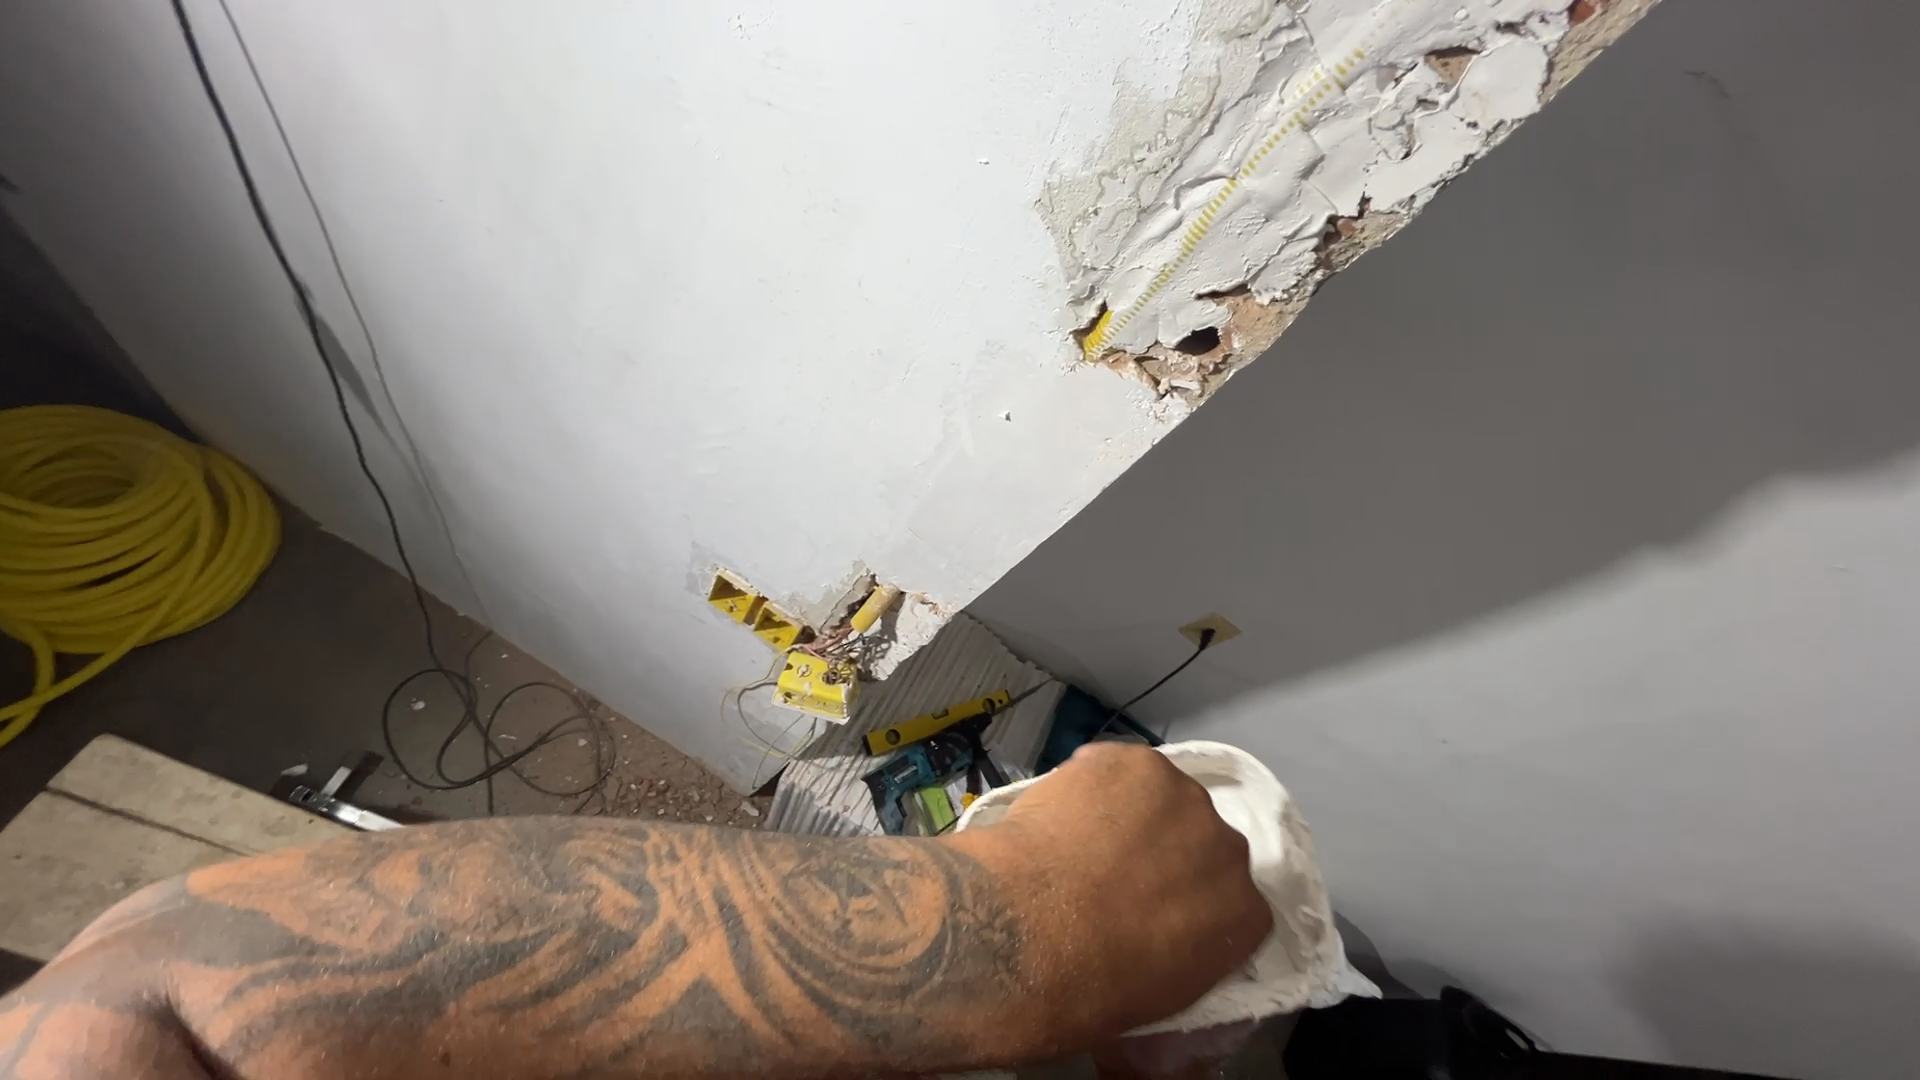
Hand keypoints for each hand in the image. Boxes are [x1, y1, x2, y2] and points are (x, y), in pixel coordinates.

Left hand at [947, 743, 1272, 1052]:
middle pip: (1196, 838)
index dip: (1187, 896)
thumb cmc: (1093, 983)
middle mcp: (1225, 844)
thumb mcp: (1158, 1006)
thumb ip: (1183, 974)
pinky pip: (1112, 767)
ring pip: (1155, 795)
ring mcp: (1178, 793)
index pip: (1230, 897)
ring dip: (1126, 809)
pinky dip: (1090, 781)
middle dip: (1161, 849)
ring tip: (1078, 836)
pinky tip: (1061, 810)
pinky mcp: (1130, 760)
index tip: (1151, 903)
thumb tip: (1163, 1009)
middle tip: (1109, 868)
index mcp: (1244, 911)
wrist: (1032, 927)